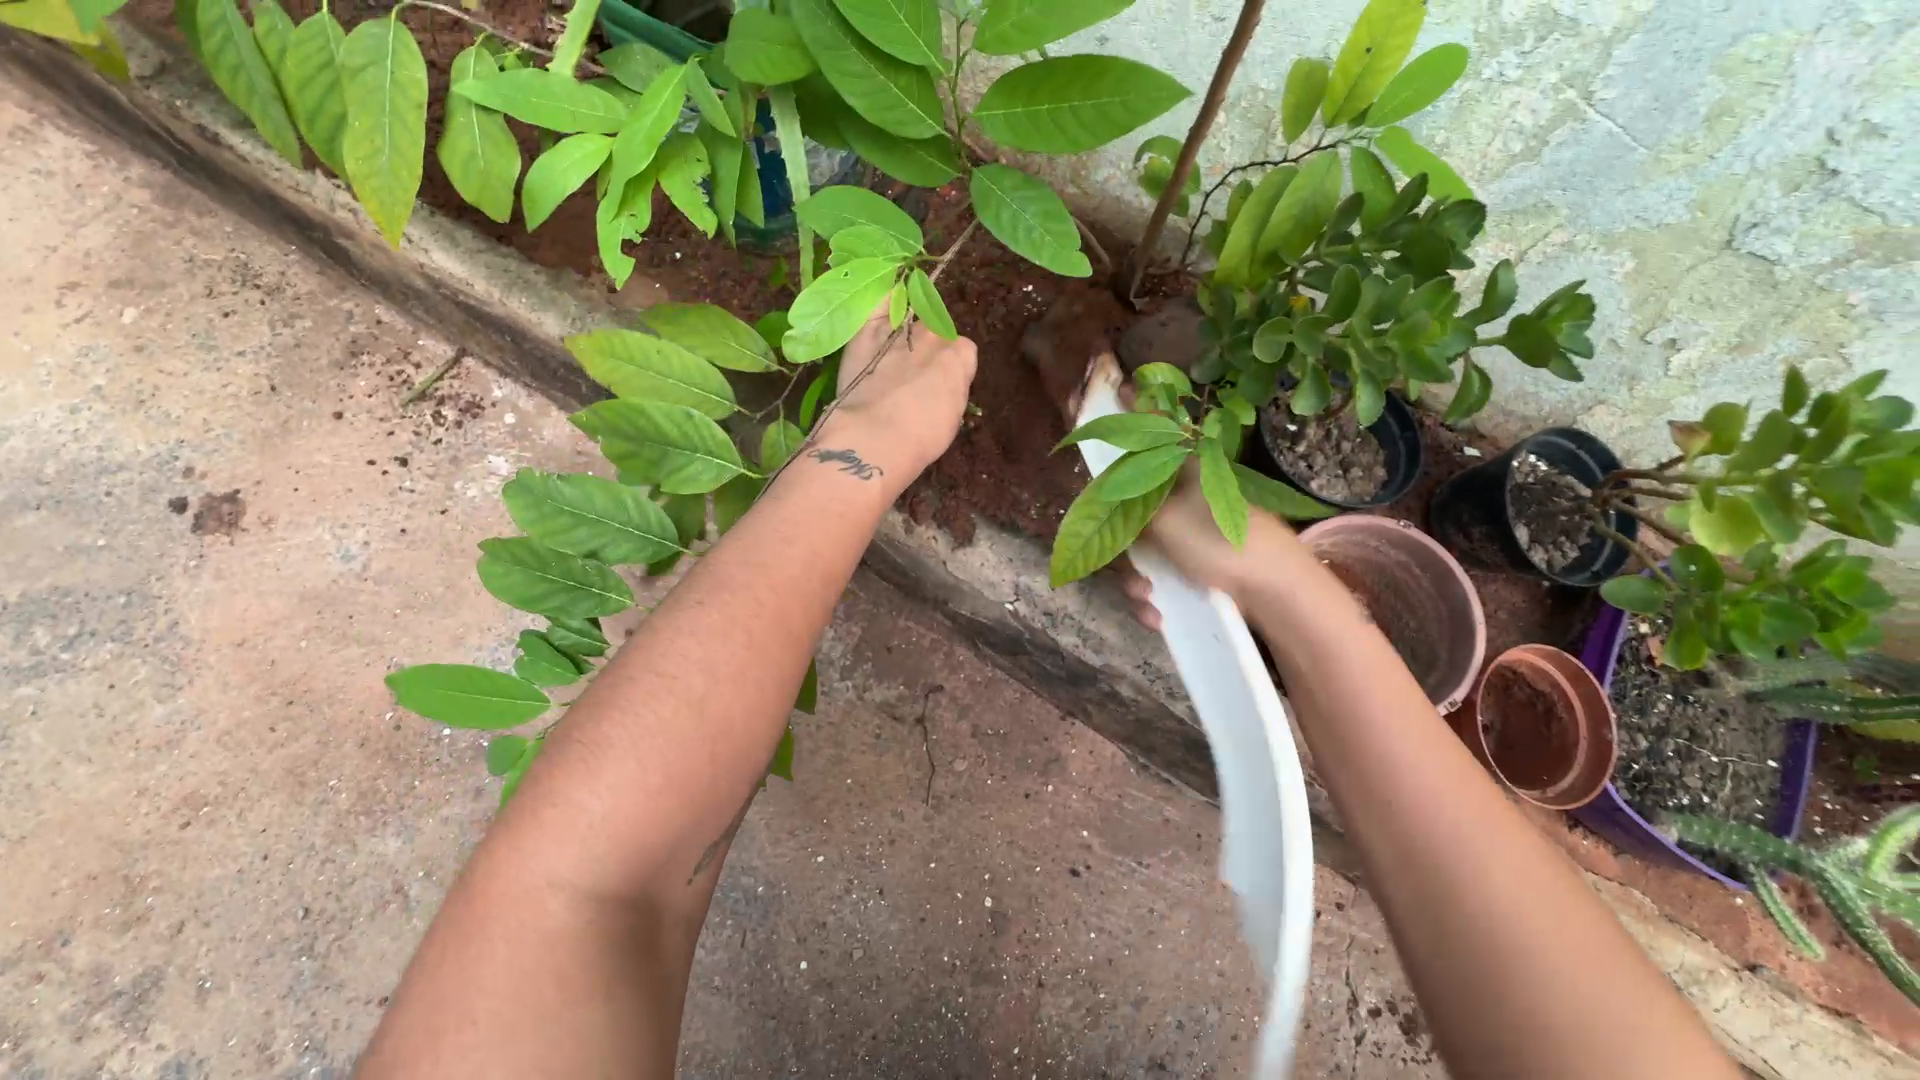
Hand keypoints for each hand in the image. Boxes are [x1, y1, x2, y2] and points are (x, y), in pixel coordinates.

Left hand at [815, 303, 977, 482]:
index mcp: (960, 355)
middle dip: (926, 352)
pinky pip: (878, 304)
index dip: (949, 370)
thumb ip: (952, 389)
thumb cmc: (921, 437)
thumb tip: (942, 384)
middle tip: (911, 379)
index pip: (961, 353)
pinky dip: (882, 300)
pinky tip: (882, 306)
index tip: (938, 387)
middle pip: (935, 335)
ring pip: (907, 323)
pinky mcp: (867, 330)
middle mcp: (934, 334)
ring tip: (888, 360)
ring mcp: (900, 328)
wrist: (876, 436)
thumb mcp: (952, 416)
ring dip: (903, 336)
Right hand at [1119, 469, 1308, 629]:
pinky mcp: (1202, 569)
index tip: (1101, 529)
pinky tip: (1160, 618)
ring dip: (1139, 585)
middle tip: (1134, 581)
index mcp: (1179, 475)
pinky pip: (1166, 580)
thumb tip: (1105, 507)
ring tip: (1149, 605)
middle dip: (1127, 562)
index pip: (1134, 478)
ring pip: (1147, 558)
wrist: (1273, 588)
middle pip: (1134, 527)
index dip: (1112, 504)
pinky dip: (1159, 599)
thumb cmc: (1215, 541)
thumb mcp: (1162, 518)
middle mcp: (1184, 501)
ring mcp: (1194, 538)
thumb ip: (1127, 510)